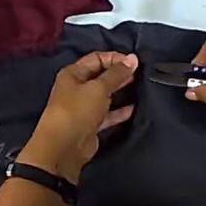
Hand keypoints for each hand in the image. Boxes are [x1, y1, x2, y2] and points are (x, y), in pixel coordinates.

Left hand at [18, 51, 138, 182]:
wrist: (64, 147)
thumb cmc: (78, 110)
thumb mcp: (98, 88)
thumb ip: (116, 74)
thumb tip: (133, 58)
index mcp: (73, 73)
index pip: (96, 58)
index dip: (115, 58)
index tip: (135, 62)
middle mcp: (77, 88)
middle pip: (101, 76)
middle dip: (120, 74)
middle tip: (141, 74)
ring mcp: (83, 107)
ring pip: (105, 95)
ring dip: (121, 91)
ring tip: (141, 87)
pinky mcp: (90, 124)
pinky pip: (108, 113)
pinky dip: (119, 111)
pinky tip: (134, 108)